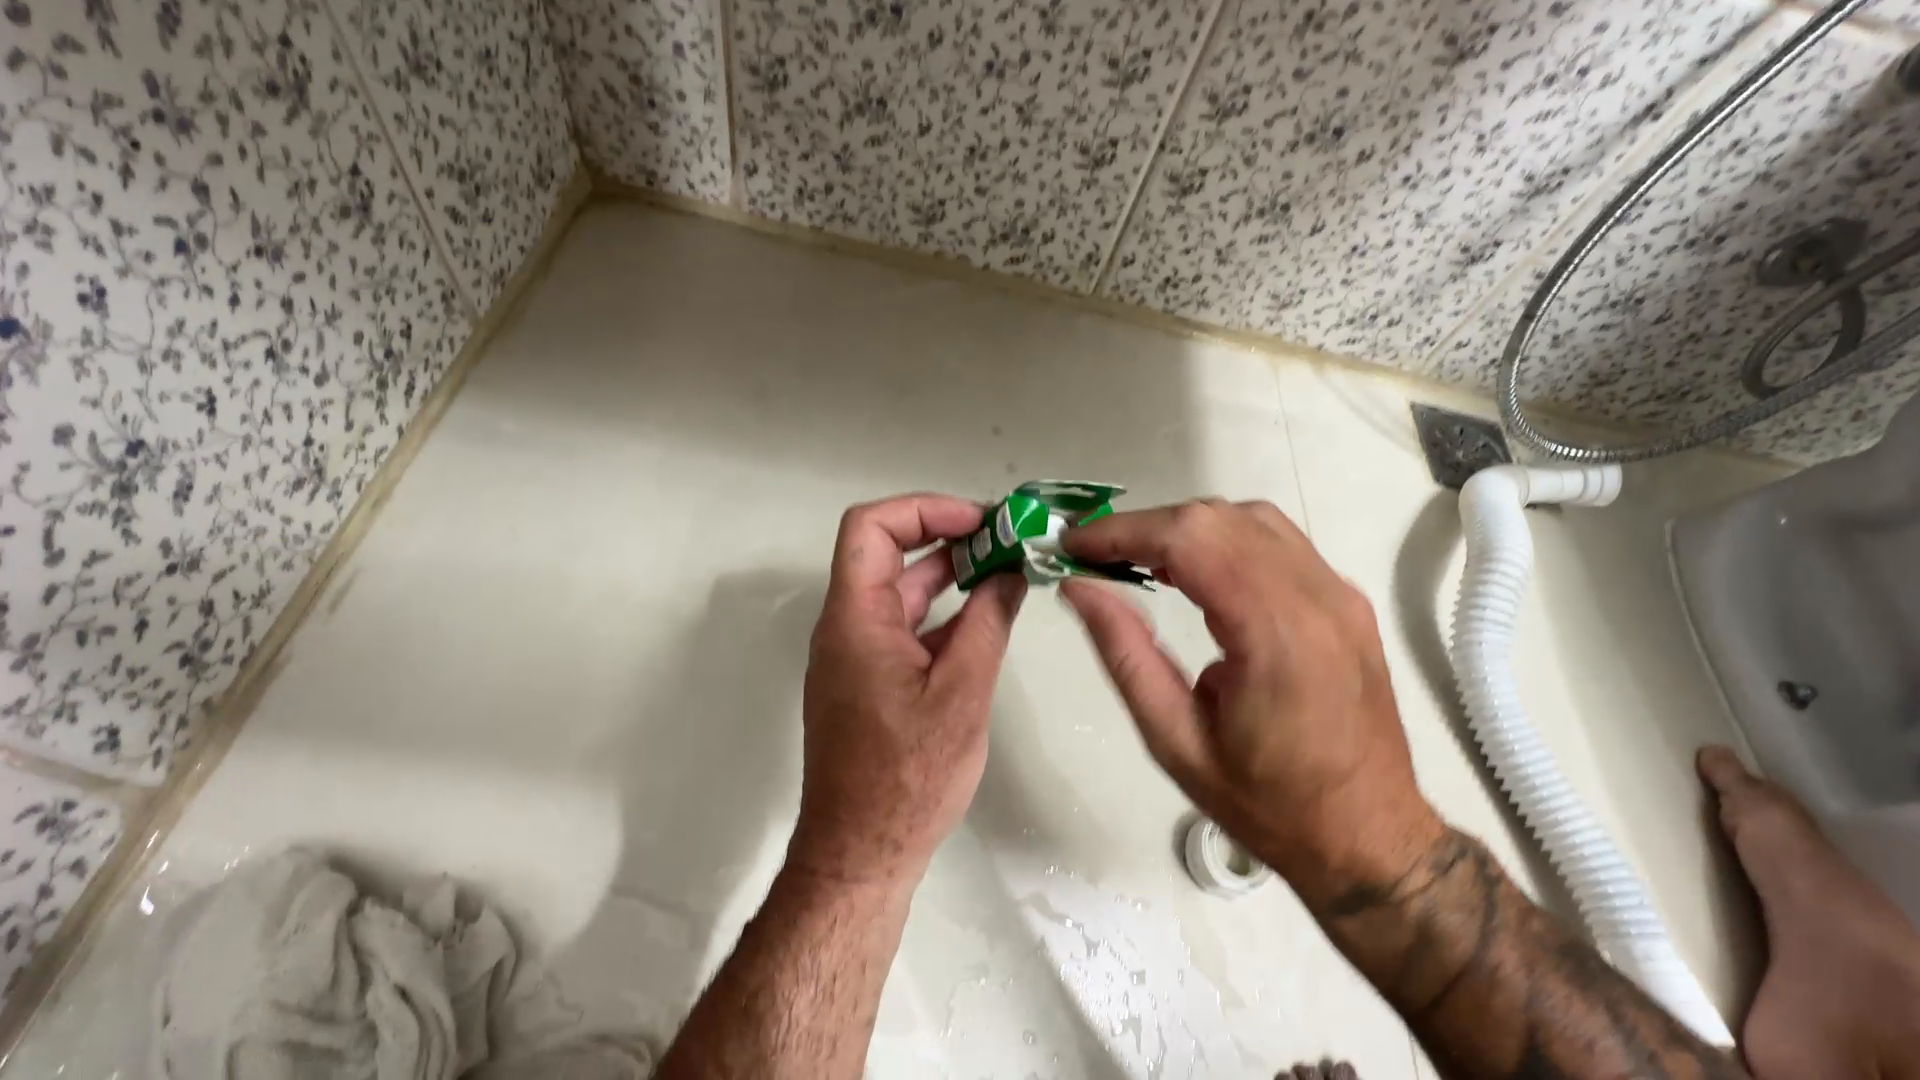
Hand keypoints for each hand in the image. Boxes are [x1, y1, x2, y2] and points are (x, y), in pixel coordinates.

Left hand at [789, 494, 1026, 888]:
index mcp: (856, 619)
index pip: (872, 528)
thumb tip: (1012, 572)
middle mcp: (846, 628)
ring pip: (899, 594)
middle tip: (1009, 539)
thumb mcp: (962, 694)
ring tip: (1007, 570)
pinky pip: (903, 630)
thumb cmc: (908, 776)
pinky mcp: (867, 684)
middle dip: (948, 537)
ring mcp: (854, 657)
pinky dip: (941, 616)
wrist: (861, 853)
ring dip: (949, 577)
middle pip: (887, 555)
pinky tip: (985, 620)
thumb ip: (987, 623)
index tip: (981, 521)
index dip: (924, 509)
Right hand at [1059, 499, 1442, 907]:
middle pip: (1219, 519)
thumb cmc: (1265, 803)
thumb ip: (1124, 653)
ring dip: (1187, 528)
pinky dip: (1225, 539)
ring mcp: (1340, 594)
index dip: (1123, 531)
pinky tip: (1195, 572)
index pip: (1190, 539)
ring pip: (1252, 519)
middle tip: (1097, 557)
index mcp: (1275, 633)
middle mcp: (1317, 596)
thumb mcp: (1174, 739)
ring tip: (1140, 562)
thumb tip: (1078, 588)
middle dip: (1148, 527)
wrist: (1367, 836)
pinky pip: (1279, 542)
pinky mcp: (1347, 601)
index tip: (1072, 545)